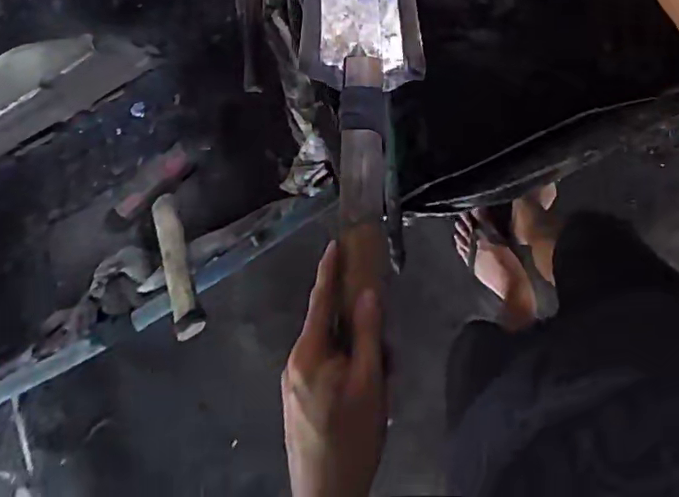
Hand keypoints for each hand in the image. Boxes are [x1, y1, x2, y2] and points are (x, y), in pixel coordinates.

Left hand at [283, 242, 385, 496]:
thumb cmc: (351, 437)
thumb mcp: (370, 381)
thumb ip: (370, 333)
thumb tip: (369, 292)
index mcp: (308, 354)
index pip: (320, 299)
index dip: (329, 269)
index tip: (335, 242)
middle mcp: (294, 363)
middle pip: (329, 325)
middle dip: (358, 325)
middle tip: (385, 347)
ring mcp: (293, 384)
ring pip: (331, 348)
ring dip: (358, 351)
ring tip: (381, 378)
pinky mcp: (298, 401)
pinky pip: (326, 367)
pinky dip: (348, 366)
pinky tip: (367, 390)